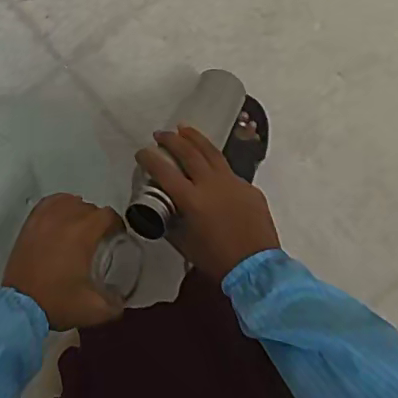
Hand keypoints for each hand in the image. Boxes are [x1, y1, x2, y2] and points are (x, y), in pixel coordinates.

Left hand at [2, 194, 126, 330]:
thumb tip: (121, 299)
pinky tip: (62, 215)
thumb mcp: (94, 309)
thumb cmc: (58, 302)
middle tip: (99, 239)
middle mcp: (64, 218)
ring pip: (69, 201)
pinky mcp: (30, 223)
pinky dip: (59, 205)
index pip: (107, 215)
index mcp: (83, 233)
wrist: (21, 306)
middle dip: (98, 221)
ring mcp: (44, 218)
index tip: (117, 237)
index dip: (116, 224)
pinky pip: (49, 203)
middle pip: (89, 207)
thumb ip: (115, 303)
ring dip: (79, 211)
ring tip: (81, 228)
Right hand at [137, 125, 280, 280]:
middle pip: (187, 152)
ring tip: (183, 128)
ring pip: (211, 152)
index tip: (141, 153)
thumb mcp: (183, 242)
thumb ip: (171, 221)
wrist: (256, 268)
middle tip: (160, 135)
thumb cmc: (216, 260)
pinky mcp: (249, 188)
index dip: (149, 158)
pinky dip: (215, 164)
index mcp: (191, 199)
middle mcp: (211, 184)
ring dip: (194, 138)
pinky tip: (211, 167)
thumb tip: (163, 209)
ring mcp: (233, 183)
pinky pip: (229, 171)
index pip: (163, 170)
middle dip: (170, 140)